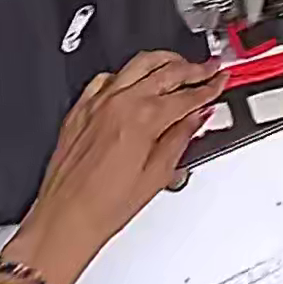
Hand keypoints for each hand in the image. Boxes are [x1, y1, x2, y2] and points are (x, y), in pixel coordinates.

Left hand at [1, 50, 224, 283]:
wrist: (62, 223)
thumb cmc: (103, 208)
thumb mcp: (157, 175)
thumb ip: (181, 138)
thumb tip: (197, 117)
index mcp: (144, 118)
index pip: (188, 94)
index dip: (210, 86)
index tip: (221, 80)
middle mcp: (121, 103)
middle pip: (169, 70)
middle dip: (195, 68)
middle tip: (209, 68)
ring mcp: (99, 102)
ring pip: (140, 63)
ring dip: (166, 60)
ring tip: (180, 64)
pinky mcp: (81, 108)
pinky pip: (108, 77)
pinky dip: (128, 73)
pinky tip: (136, 79)